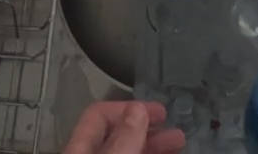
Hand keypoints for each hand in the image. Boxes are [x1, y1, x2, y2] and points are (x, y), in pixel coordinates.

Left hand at [61, 100, 186, 153]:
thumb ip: (123, 139)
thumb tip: (138, 108)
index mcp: (78, 147)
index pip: (98, 115)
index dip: (128, 108)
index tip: (159, 112)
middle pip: (117, 137)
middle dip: (149, 131)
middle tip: (176, 132)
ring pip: (127, 153)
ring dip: (153, 147)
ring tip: (179, 145)